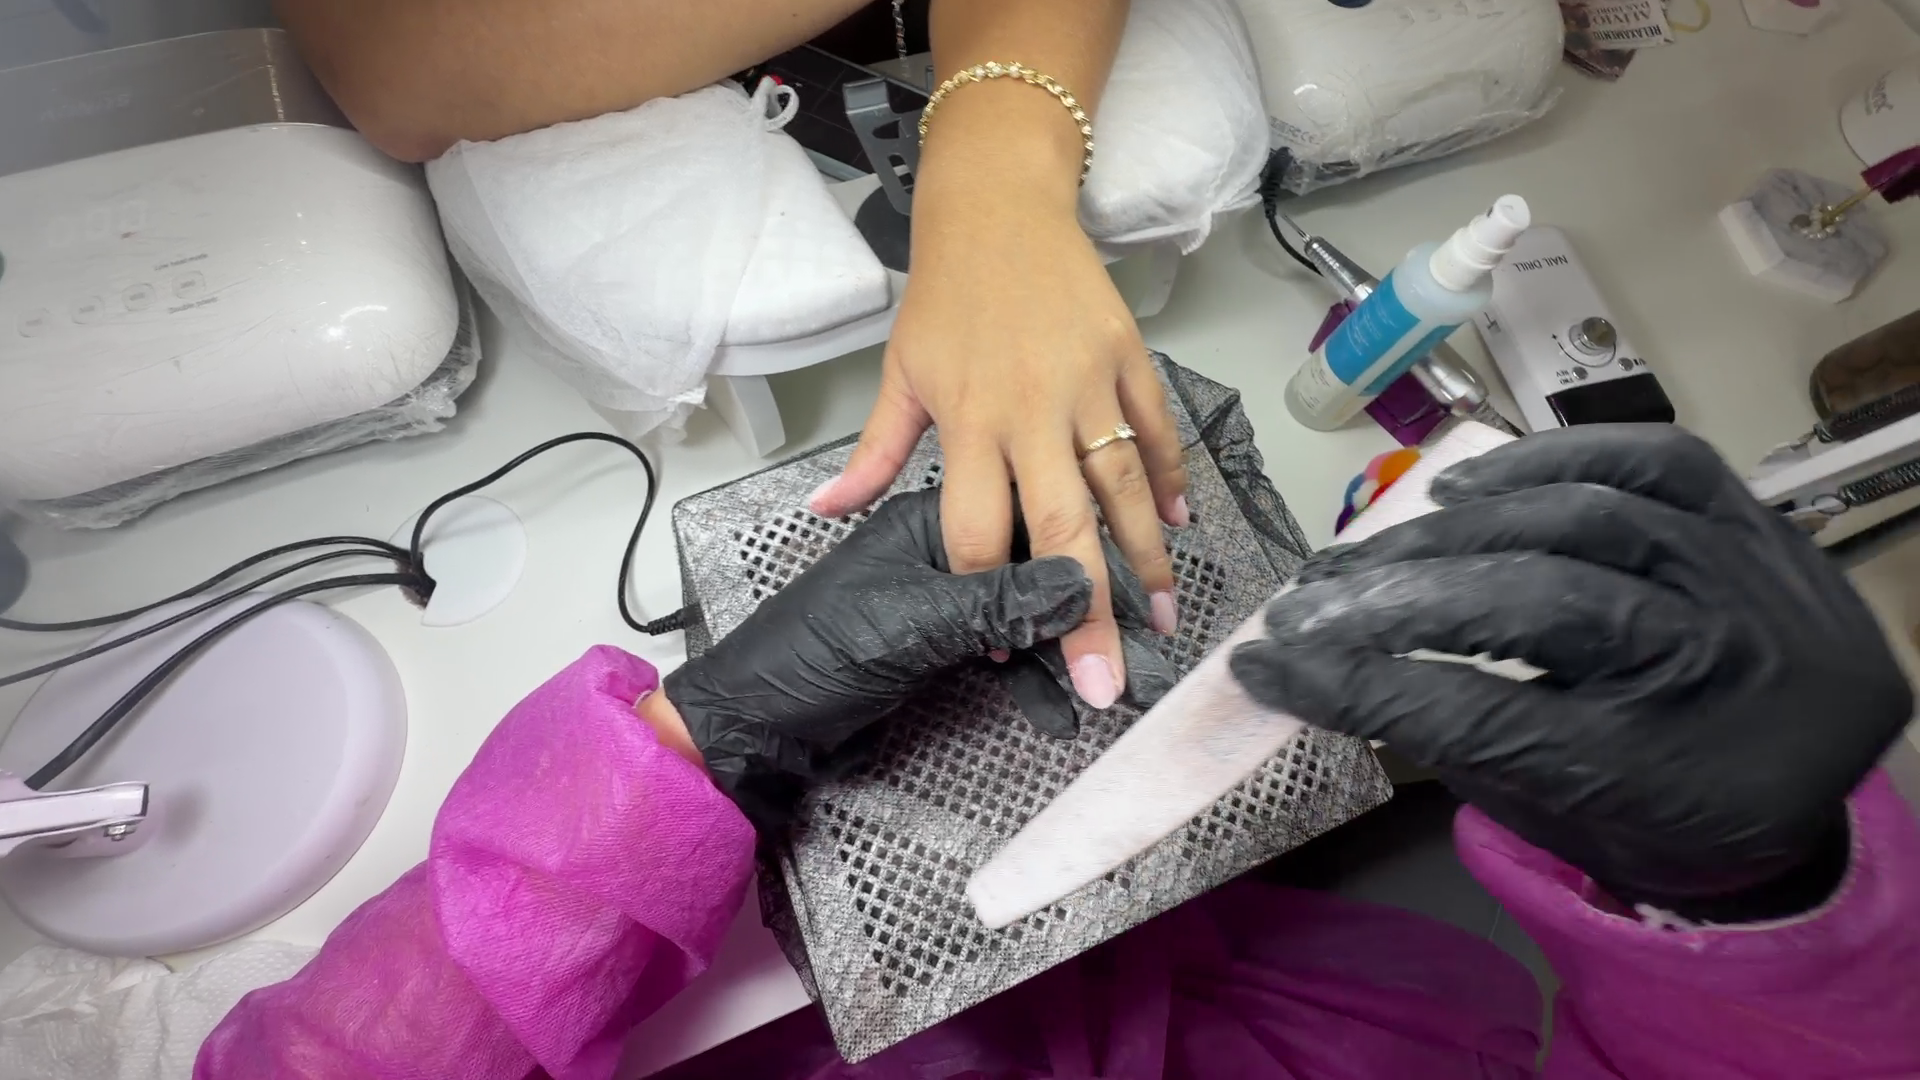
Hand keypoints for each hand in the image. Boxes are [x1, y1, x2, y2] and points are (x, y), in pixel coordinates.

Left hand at [666, 488, 1120, 827]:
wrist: (760, 717)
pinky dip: (1032, 681)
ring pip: (1026, 615)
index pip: (1029, 524)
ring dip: (1064, 654)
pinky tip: (1060, 709)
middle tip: (1133, 655)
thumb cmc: (819, 650)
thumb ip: (996, 603)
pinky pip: (1005, 651)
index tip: (1134, 604)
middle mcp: (948, 549)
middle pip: (1036, 572)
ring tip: (1107, 692)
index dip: (1084, 563)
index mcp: (934, 519)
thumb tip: (1082, 584)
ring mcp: (948, 598)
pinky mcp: (945, 642)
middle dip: (1085, 616)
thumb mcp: (911, 621)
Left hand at [810, 189, 1188, 713]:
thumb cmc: (944, 298)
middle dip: (1084, 614)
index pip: (980, 532)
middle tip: (1107, 684)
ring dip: (1144, 559)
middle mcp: (1033, 413)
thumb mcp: (899, 373)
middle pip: (1063, 528)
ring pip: (1123, 488)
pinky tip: (1179, 526)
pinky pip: (1157, 430)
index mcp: (970, 422)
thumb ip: (873, 452)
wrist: (998, 208)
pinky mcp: (1129, 359)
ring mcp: (1090, 385)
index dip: (988, 596)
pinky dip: (1170, 478)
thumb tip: (825, 514)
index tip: (1002, 647)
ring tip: (1162, 619)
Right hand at [1230, 425, 1913, 920]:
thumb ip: (1418, 725)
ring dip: (1442, 535)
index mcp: (1673, 780)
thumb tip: (1286, 659)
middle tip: (1299, 608)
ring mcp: (1762, 581)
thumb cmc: (1627, 814)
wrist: (1774, 792)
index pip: (1479, 718)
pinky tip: (1457, 489)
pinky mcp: (1755, 524)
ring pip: (1581, 518)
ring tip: (1360, 559)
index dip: (1352, 684)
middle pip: (1538, 602)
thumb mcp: (1523, 802)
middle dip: (1393, 599)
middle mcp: (1738, 669)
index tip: (1260, 661)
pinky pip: (1653, 459)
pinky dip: (1541, 462)